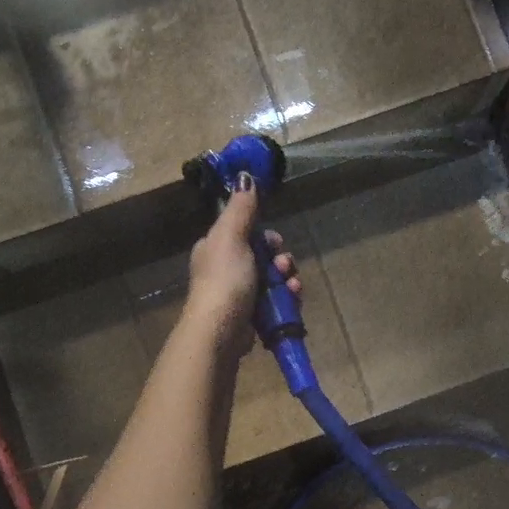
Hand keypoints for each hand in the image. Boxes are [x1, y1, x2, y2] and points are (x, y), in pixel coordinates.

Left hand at [186, 181, 299, 356]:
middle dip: (280, 260)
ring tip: (291, 287)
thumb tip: (244, 177)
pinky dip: (286, 300)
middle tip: (283, 266)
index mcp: (216, 248)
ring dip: (288, 280)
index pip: (246, 232)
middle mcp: (226, 270)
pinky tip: (292, 301)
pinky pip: (275, 302)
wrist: (220, 331)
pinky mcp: (251, 317)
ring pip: (273, 280)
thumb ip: (240, 209)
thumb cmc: (225, 280)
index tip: (274, 242)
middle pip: (264, 257)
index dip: (265, 236)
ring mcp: (239, 295)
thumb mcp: (231, 236)